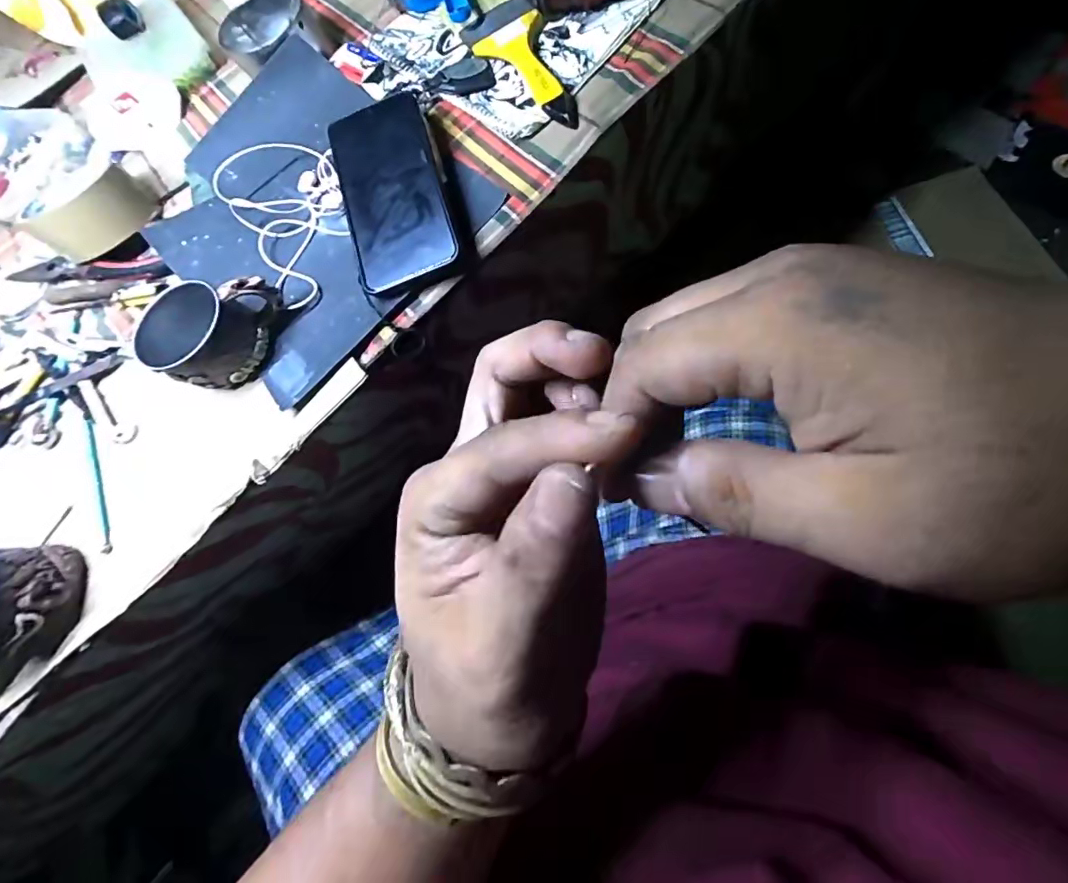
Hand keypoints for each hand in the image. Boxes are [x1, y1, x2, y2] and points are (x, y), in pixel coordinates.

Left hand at [396, 324, 639, 770]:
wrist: (498, 715)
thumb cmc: (487, 683)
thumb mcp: (506, 638)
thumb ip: (534, 555)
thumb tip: (575, 474)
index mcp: (437, 498)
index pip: (499, 445)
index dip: (560, 434)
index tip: (624, 431)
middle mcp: (462, 468)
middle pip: (496, 378)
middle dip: (543, 351)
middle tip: (602, 352)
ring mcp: (502, 470)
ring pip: (527, 388)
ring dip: (571, 373)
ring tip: (625, 394)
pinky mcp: (541, 481)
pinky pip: (563, 423)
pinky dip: (593, 405)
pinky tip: (630, 420)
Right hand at [602, 245, 1067, 599]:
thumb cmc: (1016, 480)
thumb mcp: (865, 521)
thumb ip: (734, 494)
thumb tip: (645, 479)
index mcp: (774, 320)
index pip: (642, 361)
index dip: (613, 423)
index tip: (612, 485)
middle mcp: (778, 272)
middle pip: (656, 324)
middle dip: (633, 394)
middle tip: (642, 467)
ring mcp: (814, 265)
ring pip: (694, 311)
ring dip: (671, 373)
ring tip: (678, 440)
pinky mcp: (844, 276)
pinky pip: (739, 307)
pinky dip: (713, 356)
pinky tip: (735, 402)